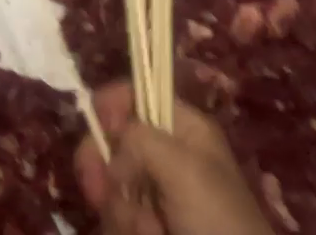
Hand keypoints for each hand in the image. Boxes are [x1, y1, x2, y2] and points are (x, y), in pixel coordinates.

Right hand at [74, 82, 274, 234]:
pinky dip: (125, 226)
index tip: (98, 129)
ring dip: (120, 208)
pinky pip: (117, 214)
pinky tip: (148, 234)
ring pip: (111, 184)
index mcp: (182, 128)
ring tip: (148, 229)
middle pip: (112, 141)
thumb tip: (112, 152)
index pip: (134, 95)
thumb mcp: (182, 167)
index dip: (110, 106)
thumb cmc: (217, 219)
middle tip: (99, 189)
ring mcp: (156, 192)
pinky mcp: (149, 223)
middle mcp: (166, 154)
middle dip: (105, 168)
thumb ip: (139, 140)